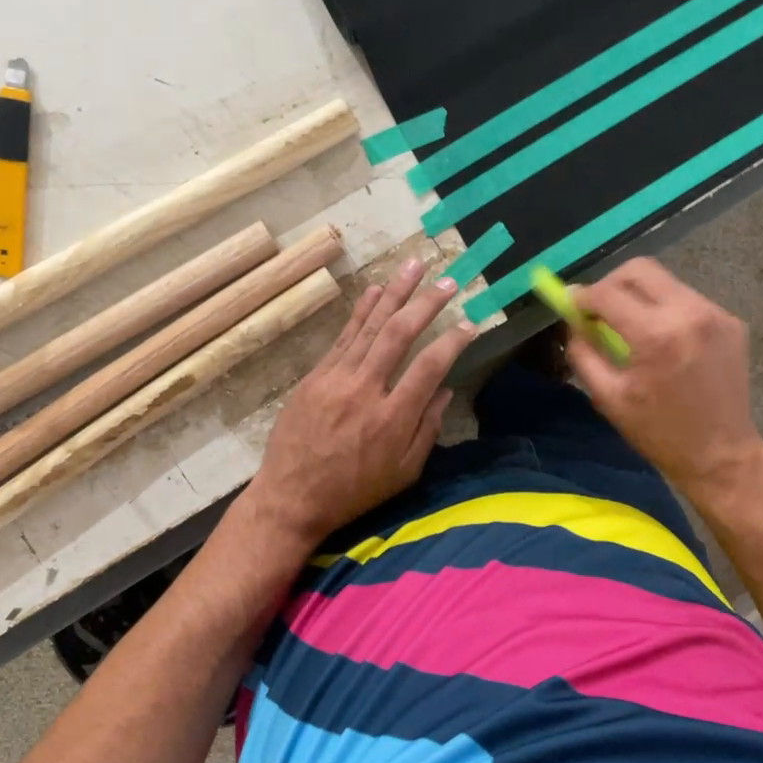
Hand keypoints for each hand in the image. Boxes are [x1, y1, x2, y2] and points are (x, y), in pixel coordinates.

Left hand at [245, 258, 474, 545]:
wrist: (291, 497)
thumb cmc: (354, 491)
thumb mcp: (403, 473)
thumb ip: (427, 430)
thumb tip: (445, 390)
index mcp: (393, 418)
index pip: (430, 366)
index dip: (453, 342)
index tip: (470, 324)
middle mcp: (366, 390)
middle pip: (400, 334)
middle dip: (426, 304)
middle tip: (448, 281)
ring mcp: (336, 379)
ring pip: (370, 327)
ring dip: (395, 293)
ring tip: (415, 265)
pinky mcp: (315, 376)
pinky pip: (343, 336)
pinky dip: (361, 311)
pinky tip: (377, 290)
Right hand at [566, 258, 762, 491]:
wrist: (721, 454)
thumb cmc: (659, 432)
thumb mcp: (608, 398)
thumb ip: (583, 353)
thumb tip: (572, 322)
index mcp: (656, 335)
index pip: (608, 293)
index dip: (582, 296)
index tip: (570, 303)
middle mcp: (689, 312)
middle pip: (639, 270)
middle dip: (611, 284)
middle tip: (598, 309)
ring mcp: (715, 314)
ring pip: (665, 282)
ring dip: (640, 297)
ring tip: (631, 328)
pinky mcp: (731, 321)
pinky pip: (688, 301)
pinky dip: (667, 312)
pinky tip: (664, 342)